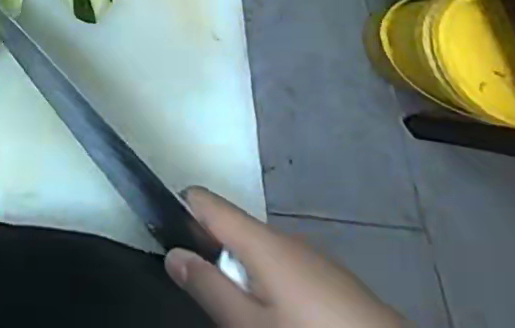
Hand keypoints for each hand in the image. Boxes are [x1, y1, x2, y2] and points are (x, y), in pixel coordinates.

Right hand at [165, 188, 408, 327]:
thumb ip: (209, 288)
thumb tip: (174, 255)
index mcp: (260, 240)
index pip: (202, 199)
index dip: (178, 214)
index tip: (171, 248)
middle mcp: (286, 239)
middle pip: (231, 232)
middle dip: (216, 261)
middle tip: (218, 309)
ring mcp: (319, 263)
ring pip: (263, 258)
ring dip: (248, 282)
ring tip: (255, 326)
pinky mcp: (343, 289)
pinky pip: (292, 277)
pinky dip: (279, 295)